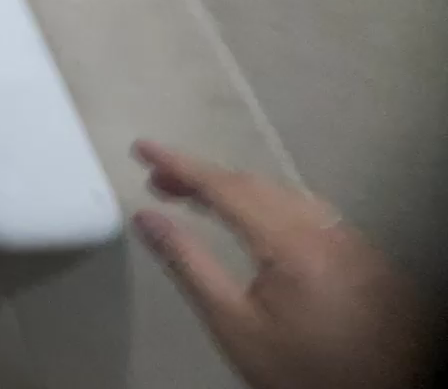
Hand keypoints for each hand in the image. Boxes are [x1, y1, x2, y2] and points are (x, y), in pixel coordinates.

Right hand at [131, 140, 429, 388]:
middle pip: (257, 187)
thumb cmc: (300, 368)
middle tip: (157, 181)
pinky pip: (312, 215)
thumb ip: (187, 262)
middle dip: (202, 176)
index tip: (141, 148)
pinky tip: (255, 219)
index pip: (226, 188)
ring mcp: (360, 252)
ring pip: (288, 197)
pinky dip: (270, 204)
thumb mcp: (232, 322)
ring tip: (198, 197)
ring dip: (237, 188)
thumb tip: (144, 216)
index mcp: (295, 247)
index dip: (179, 164)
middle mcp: (332, 239)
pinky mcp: (374, 269)